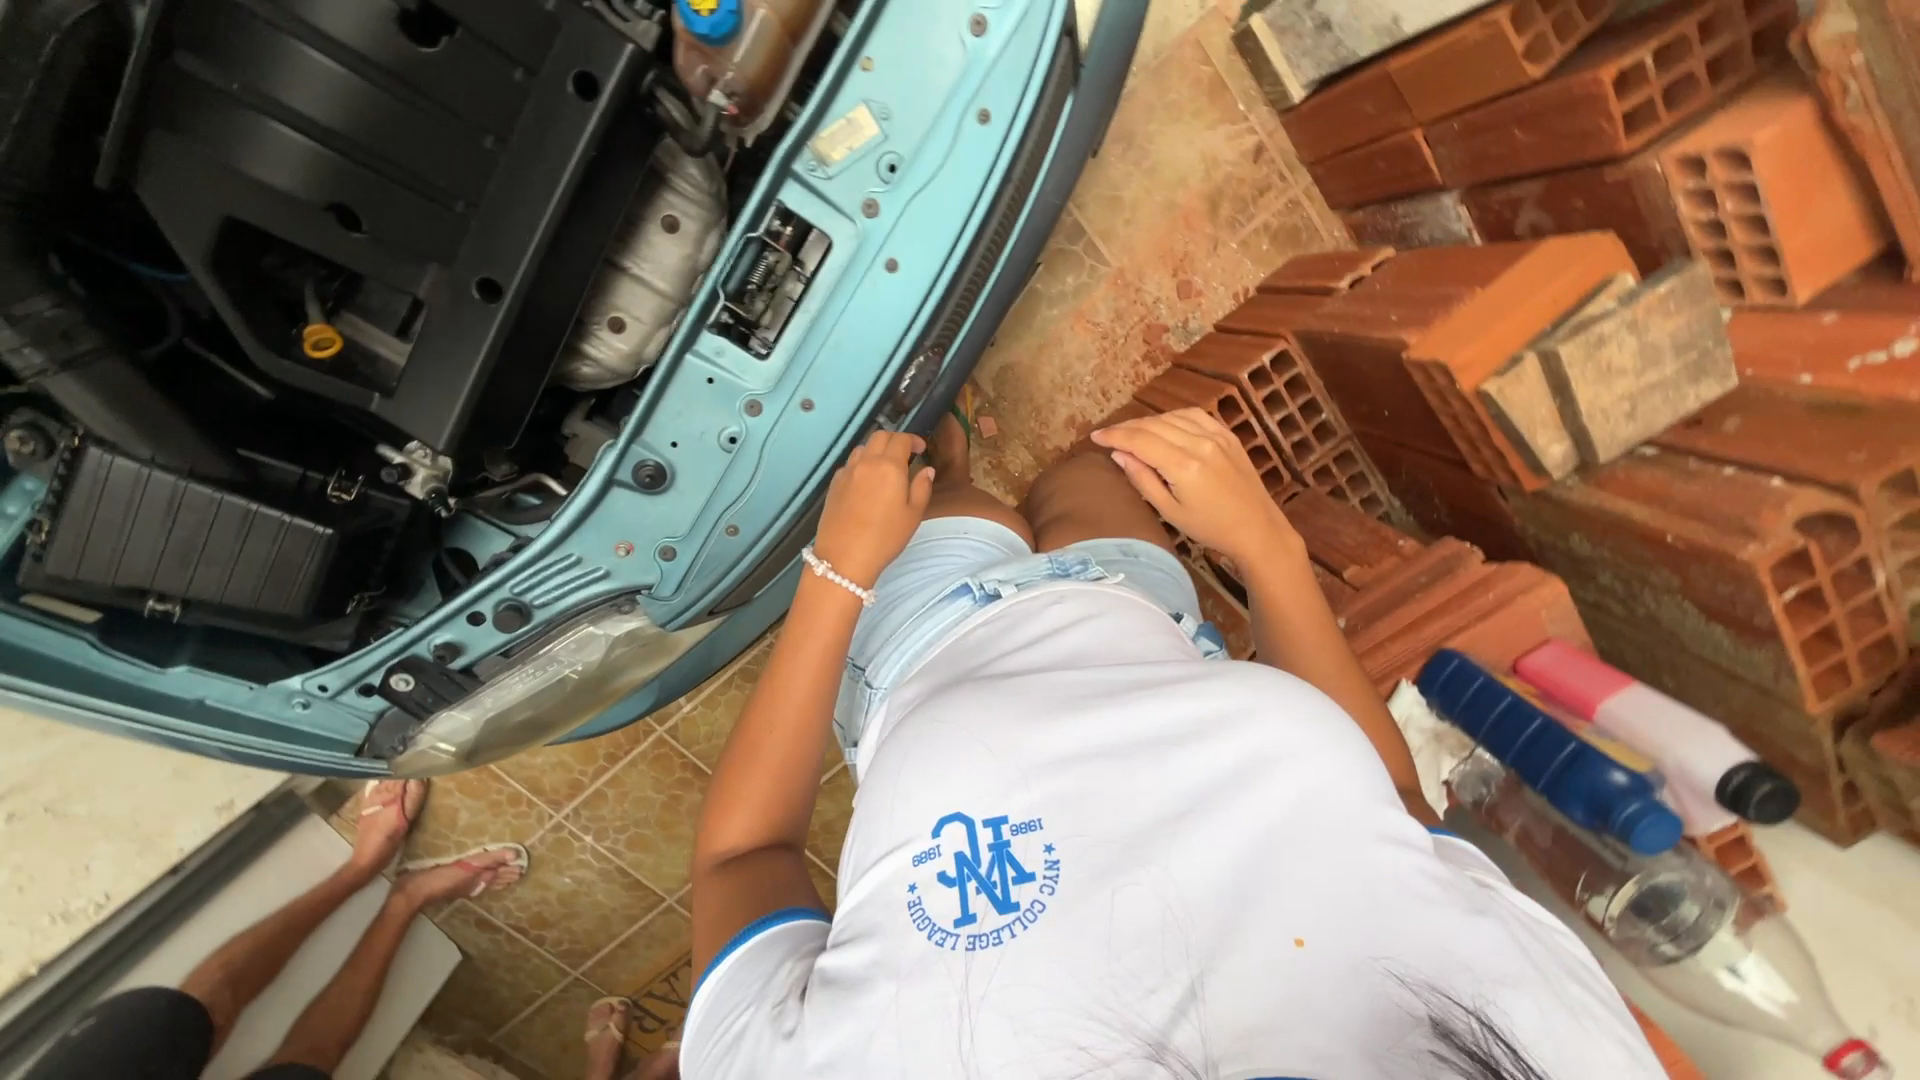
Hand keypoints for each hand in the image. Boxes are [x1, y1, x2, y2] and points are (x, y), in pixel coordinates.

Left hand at [812, 429, 934, 587]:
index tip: (921, 449)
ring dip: (876, 450)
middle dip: (894, 440)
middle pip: (879, 436)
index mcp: (889, 467)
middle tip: (905, 454)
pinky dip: (861, 464)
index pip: (901, 439)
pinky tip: (866, 482)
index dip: (913, 440)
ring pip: (862, 448)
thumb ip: (922, 488)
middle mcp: (866, 462)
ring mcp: (847, 472)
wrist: (844, 557)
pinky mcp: (834, 484)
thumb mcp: (913, 515)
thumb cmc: (885, 538)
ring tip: (885, 467)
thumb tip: (926, 470)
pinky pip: (850, 464)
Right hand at [1091, 408, 1301, 567]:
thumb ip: (1143, 479)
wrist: (1257, 529)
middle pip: (1154, 425)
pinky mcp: (1228, 435)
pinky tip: (1163, 425)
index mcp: (1184, 466)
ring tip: (1132, 432)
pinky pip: (1195, 416)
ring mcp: (1217, 436)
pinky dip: (1173, 417)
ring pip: (1173, 416)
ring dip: (1148, 421)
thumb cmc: (1210, 528)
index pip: (1140, 440)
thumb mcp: (1170, 511)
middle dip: (1127, 427)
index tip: (1095, 436)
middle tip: (1108, 435)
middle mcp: (1200, 443)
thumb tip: (1119, 454)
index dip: (1114, 436)